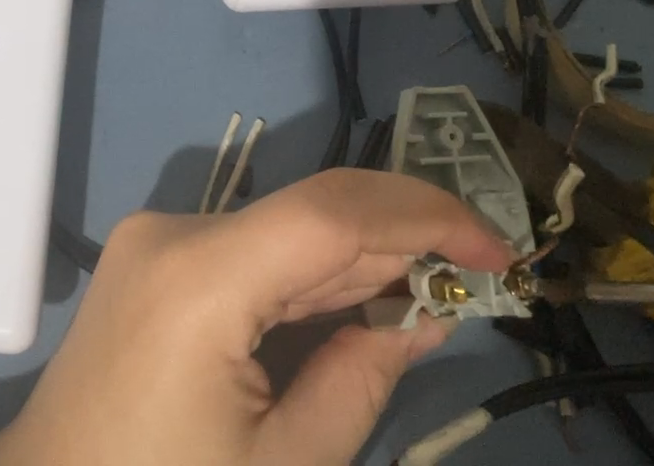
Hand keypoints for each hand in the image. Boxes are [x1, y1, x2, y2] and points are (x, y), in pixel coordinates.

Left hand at [0, 168, 513, 465]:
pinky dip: (311, 273)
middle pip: (312, 212)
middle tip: (480, 273)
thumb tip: (424, 311)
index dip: (425, 216)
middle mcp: (175, 230)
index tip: (498, 246)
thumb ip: (360, 376)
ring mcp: (158, 237)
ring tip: (433, 290)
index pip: (332, 214)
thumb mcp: (282, 464)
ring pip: (285, 229)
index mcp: (201, 277)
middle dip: (403, 236)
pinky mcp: (155, 255)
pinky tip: (360, 298)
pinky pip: (251, 249)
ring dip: (361, 256)